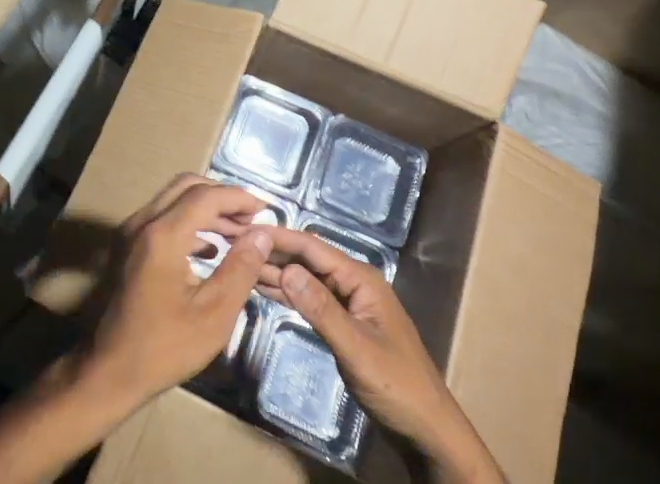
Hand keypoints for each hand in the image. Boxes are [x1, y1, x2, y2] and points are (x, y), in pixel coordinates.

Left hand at [84, 173, 273, 406]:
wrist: (112, 369)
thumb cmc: (166, 346)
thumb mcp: (215, 312)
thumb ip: (241, 267)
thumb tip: (262, 234)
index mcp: (162, 235)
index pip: (206, 196)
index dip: (239, 198)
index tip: (266, 212)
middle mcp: (142, 223)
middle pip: (186, 187)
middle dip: (222, 197)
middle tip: (251, 221)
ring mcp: (130, 233)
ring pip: (173, 201)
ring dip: (206, 210)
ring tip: (239, 235)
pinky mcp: (128, 247)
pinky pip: (162, 219)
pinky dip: (189, 223)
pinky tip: (211, 250)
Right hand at [257, 227, 502, 481]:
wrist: (426, 427)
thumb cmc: (396, 386)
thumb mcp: (356, 348)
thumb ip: (321, 309)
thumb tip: (286, 270)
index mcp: (361, 280)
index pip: (312, 248)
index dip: (278, 238)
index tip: (243, 231)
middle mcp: (354, 284)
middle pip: (307, 259)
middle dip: (272, 252)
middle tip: (233, 248)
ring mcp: (349, 304)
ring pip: (306, 279)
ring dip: (276, 272)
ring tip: (239, 264)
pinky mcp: (344, 323)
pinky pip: (310, 299)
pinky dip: (287, 294)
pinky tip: (264, 290)